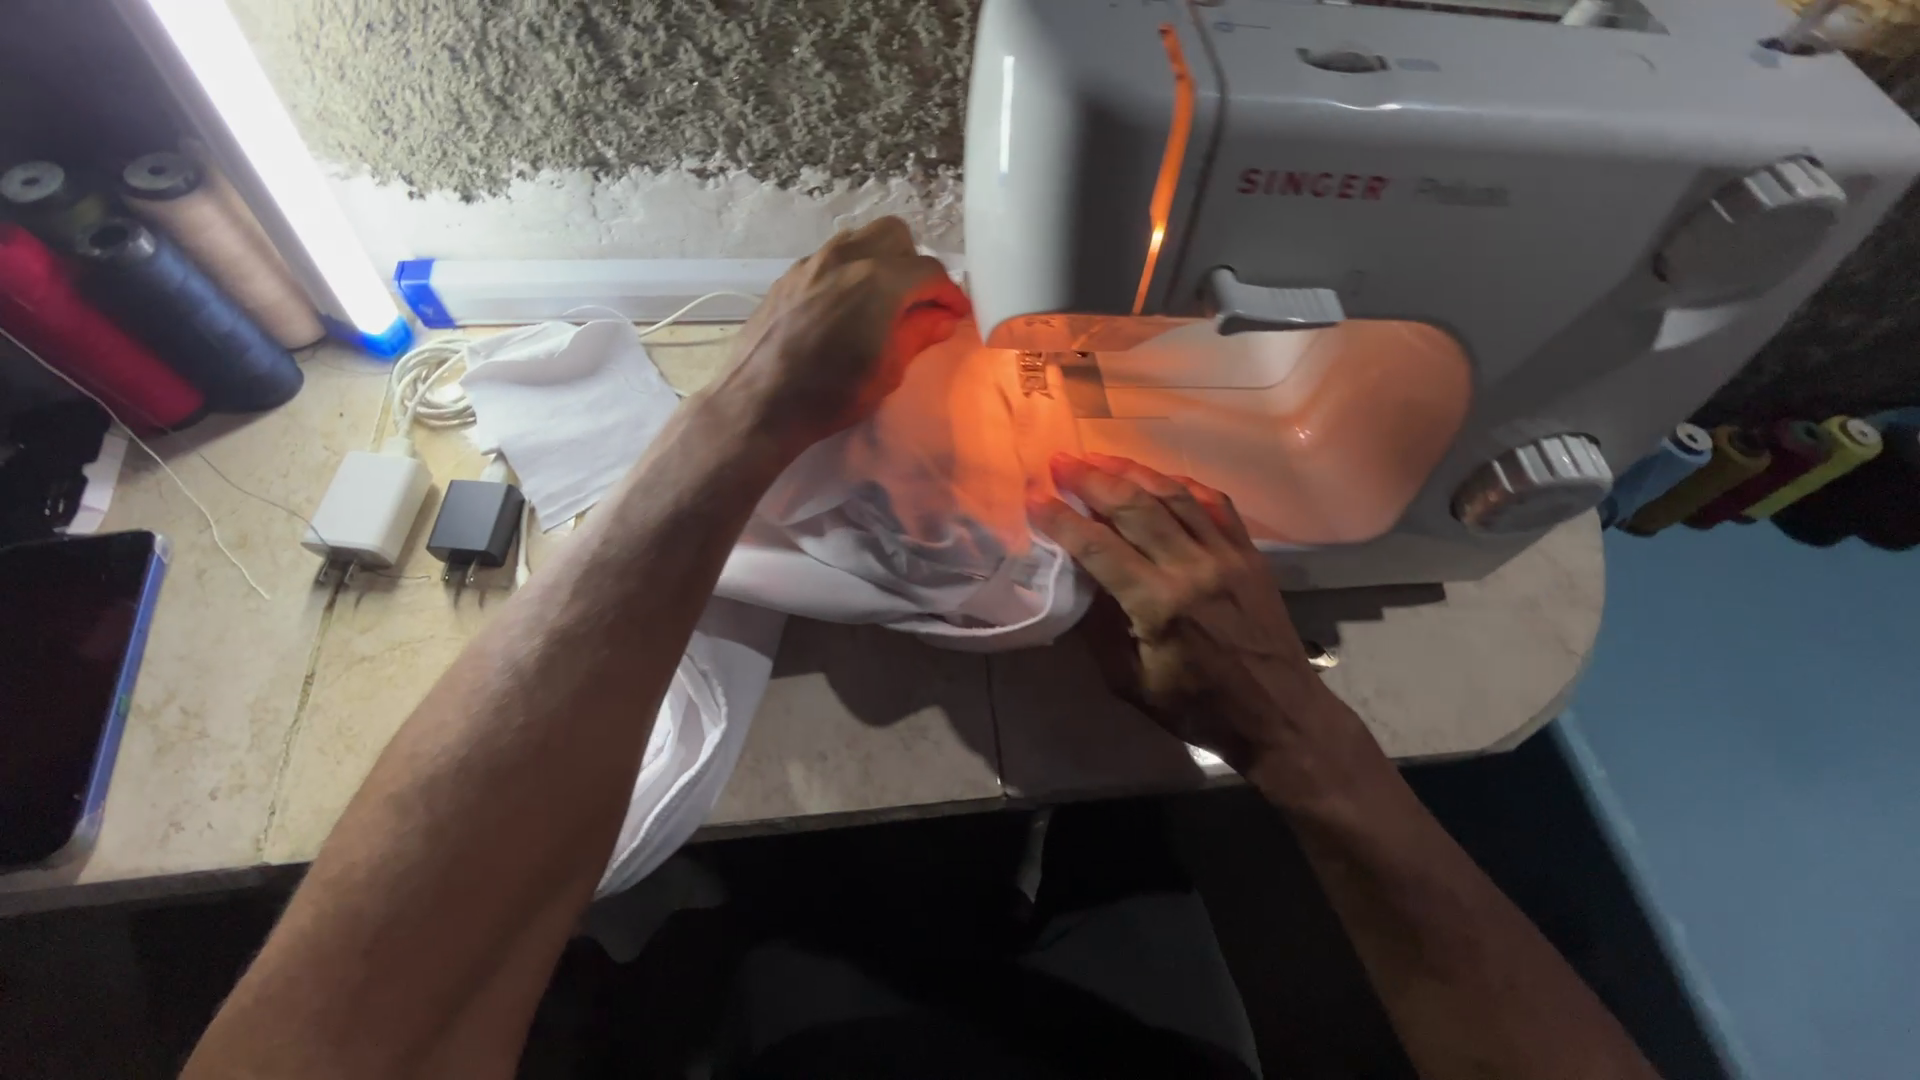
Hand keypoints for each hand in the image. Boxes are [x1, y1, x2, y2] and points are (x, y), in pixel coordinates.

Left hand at [712, 216, 970, 455]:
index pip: (929, 272)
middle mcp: (846, 258)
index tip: (956, 315)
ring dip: (882, 261)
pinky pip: (833, 256)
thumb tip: (941, 318)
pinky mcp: (791, 275)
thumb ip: (917, 336)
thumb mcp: (886, 372)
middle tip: (919, 302)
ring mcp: (813, 262)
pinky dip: (852, 270)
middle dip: (915, 265)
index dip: (949, 294)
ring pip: (861, 239)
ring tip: (884, 300)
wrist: (759, 402)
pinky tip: (848, 306)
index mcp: (878, 282)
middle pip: (896, 236)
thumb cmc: (830, 395)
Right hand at [1029, 453, 1344, 779]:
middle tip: (1060, 462)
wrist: (1279, 714)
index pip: (1098, 546)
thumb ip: (1098, 628)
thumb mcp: (1130, 681)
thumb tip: (1076, 580)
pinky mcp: (1249, 553)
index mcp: (1158, 605)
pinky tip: (1157, 477)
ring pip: (1173, 494)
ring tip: (1098, 458)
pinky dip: (1181, 483)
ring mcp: (1226, 555)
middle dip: (1091, 479)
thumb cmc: (1197, 707)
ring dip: (1131, 471)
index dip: (1061, 518)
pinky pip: (1214, 503)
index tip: (1034, 497)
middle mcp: (1192, 568)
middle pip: (1134, 506)